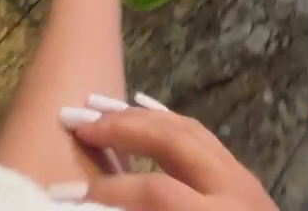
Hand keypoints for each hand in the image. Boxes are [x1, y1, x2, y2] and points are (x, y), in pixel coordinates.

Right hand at [70, 105, 277, 210]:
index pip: (156, 192)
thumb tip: (100, 207)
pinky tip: (144, 107)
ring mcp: (240, 176)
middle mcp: (231, 188)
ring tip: (101, 110)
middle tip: (78, 123)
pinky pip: (200, 135)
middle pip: (173, 140)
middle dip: (122, 128)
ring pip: (187, 128)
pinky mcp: (242, 174)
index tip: (66, 194)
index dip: (110, 191)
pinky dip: (167, 120)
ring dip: (141, 116)